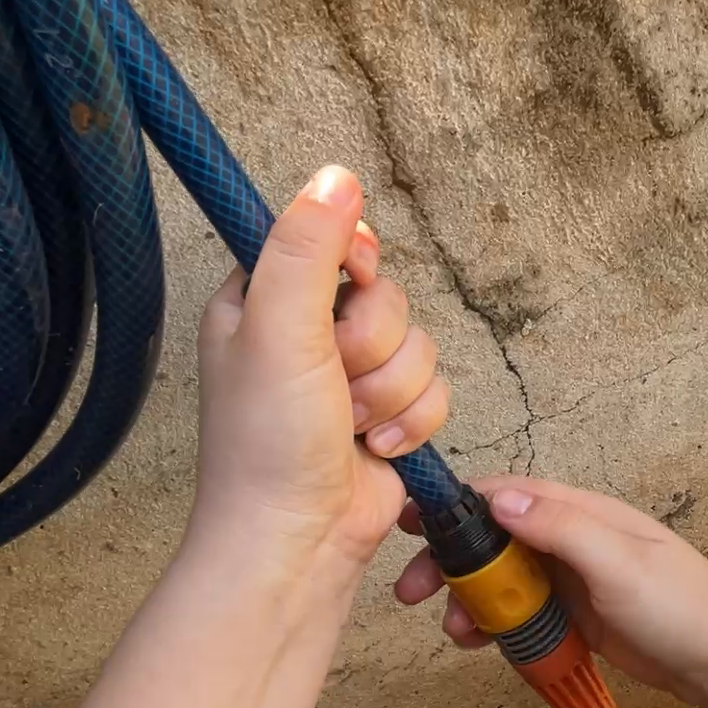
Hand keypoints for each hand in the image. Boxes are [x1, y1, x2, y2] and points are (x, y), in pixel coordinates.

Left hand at [192, 166, 447, 581]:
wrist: (302, 533)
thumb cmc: (270, 440)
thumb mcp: (276, 330)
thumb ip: (305, 248)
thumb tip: (339, 174)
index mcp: (269, 300)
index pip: (334, 244)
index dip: (354, 264)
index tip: (351, 285)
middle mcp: (315, 333)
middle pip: (390, 299)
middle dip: (373, 349)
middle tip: (334, 383)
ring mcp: (359, 376)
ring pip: (422, 347)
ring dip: (393, 393)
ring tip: (353, 425)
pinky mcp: (396, 412)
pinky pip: (438, 390)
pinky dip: (414, 422)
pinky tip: (379, 447)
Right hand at [393, 476, 707, 707]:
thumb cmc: (678, 607)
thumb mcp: (619, 563)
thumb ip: (561, 528)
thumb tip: (499, 497)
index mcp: (587, 514)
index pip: (513, 495)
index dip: (460, 504)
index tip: (412, 520)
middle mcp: (576, 541)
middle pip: (500, 540)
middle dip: (454, 561)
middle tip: (409, 590)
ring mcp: (577, 580)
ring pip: (508, 580)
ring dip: (473, 599)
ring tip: (455, 633)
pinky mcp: (579, 616)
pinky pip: (527, 613)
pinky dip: (500, 624)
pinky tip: (482, 643)